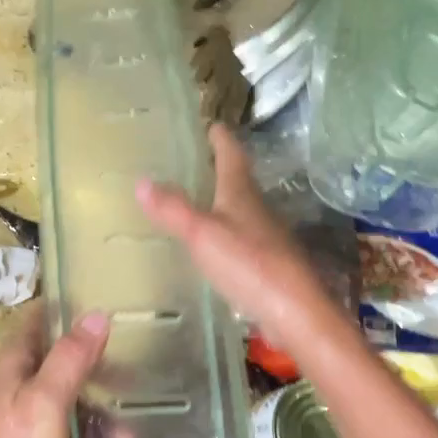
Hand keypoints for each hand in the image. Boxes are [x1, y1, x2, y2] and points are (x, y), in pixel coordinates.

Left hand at [0, 310, 109, 437]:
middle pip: (66, 364)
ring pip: (72, 404)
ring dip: (101, 422)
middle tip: (134, 389)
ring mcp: (24, 414)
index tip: (108, 313)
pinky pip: (68, 435)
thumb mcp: (47, 400)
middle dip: (101, 379)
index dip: (72, 311)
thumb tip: (98, 313)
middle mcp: (20, 380)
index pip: (44, 317)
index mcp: (17, 359)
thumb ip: (72, 357)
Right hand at [137, 124, 352, 353]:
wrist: (297, 314)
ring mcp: (266, 236)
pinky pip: (241, 236)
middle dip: (217, 166)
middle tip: (192, 158)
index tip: (209, 123)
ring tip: (195, 197)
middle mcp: (257, 207)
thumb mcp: (201, 234)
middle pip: (237, 178)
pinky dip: (224, 231)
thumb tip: (140, 180)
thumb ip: (172, 208)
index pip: (231, 152)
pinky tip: (211, 244)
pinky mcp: (268, 264)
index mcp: (240, 191)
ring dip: (221, 199)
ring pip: (240, 208)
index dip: (219, 136)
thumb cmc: (249, 264)